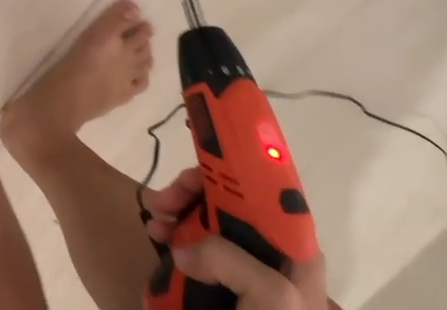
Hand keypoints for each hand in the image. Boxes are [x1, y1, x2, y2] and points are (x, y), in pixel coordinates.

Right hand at [145, 169, 331, 309]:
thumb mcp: (270, 297)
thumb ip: (229, 257)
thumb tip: (183, 249)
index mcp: (293, 252)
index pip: (270, 192)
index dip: (239, 167)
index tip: (203, 151)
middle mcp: (270, 255)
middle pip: (230, 200)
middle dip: (193, 191)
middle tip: (163, 200)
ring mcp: (242, 272)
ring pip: (205, 219)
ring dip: (176, 211)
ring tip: (153, 221)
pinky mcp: (217, 286)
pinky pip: (191, 247)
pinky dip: (171, 235)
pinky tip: (156, 237)